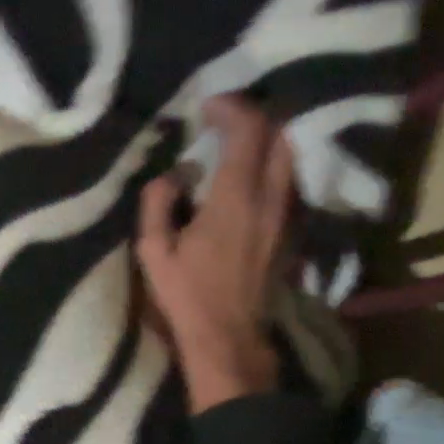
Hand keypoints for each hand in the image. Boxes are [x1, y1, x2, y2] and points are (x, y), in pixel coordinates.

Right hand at [136, 95, 294, 413]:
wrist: (228, 336)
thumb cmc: (186, 297)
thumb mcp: (153, 253)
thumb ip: (157, 205)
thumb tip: (170, 177)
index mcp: (236, 198)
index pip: (248, 129)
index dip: (230, 108)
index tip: (208, 106)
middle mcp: (271, 197)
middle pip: (280, 134)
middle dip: (255, 120)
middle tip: (226, 125)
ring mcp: (287, 214)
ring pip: (289, 158)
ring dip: (266, 145)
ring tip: (236, 152)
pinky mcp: (290, 230)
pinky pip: (288, 183)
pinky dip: (271, 170)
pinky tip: (247, 184)